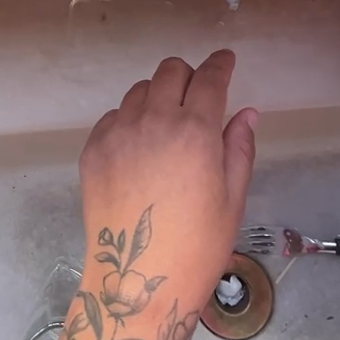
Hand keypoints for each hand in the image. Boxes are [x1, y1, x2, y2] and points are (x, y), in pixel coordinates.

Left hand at [51, 51, 257, 339]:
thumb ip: (239, 148)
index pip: (210, 79)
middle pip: (170, 71)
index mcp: (195, 131)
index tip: (226, 59)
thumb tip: (246, 112)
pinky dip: (131, 120)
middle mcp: (154, 120)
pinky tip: (140, 149)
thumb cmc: (197, 245)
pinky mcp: (93, 147)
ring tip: (167, 127)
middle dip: (188, 75)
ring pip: (140, 90)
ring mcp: (118, 131)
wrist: (137, 280)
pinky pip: (115, 115)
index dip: (220, 64)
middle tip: (196, 96)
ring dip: (158, 96)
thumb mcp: (232, 199)